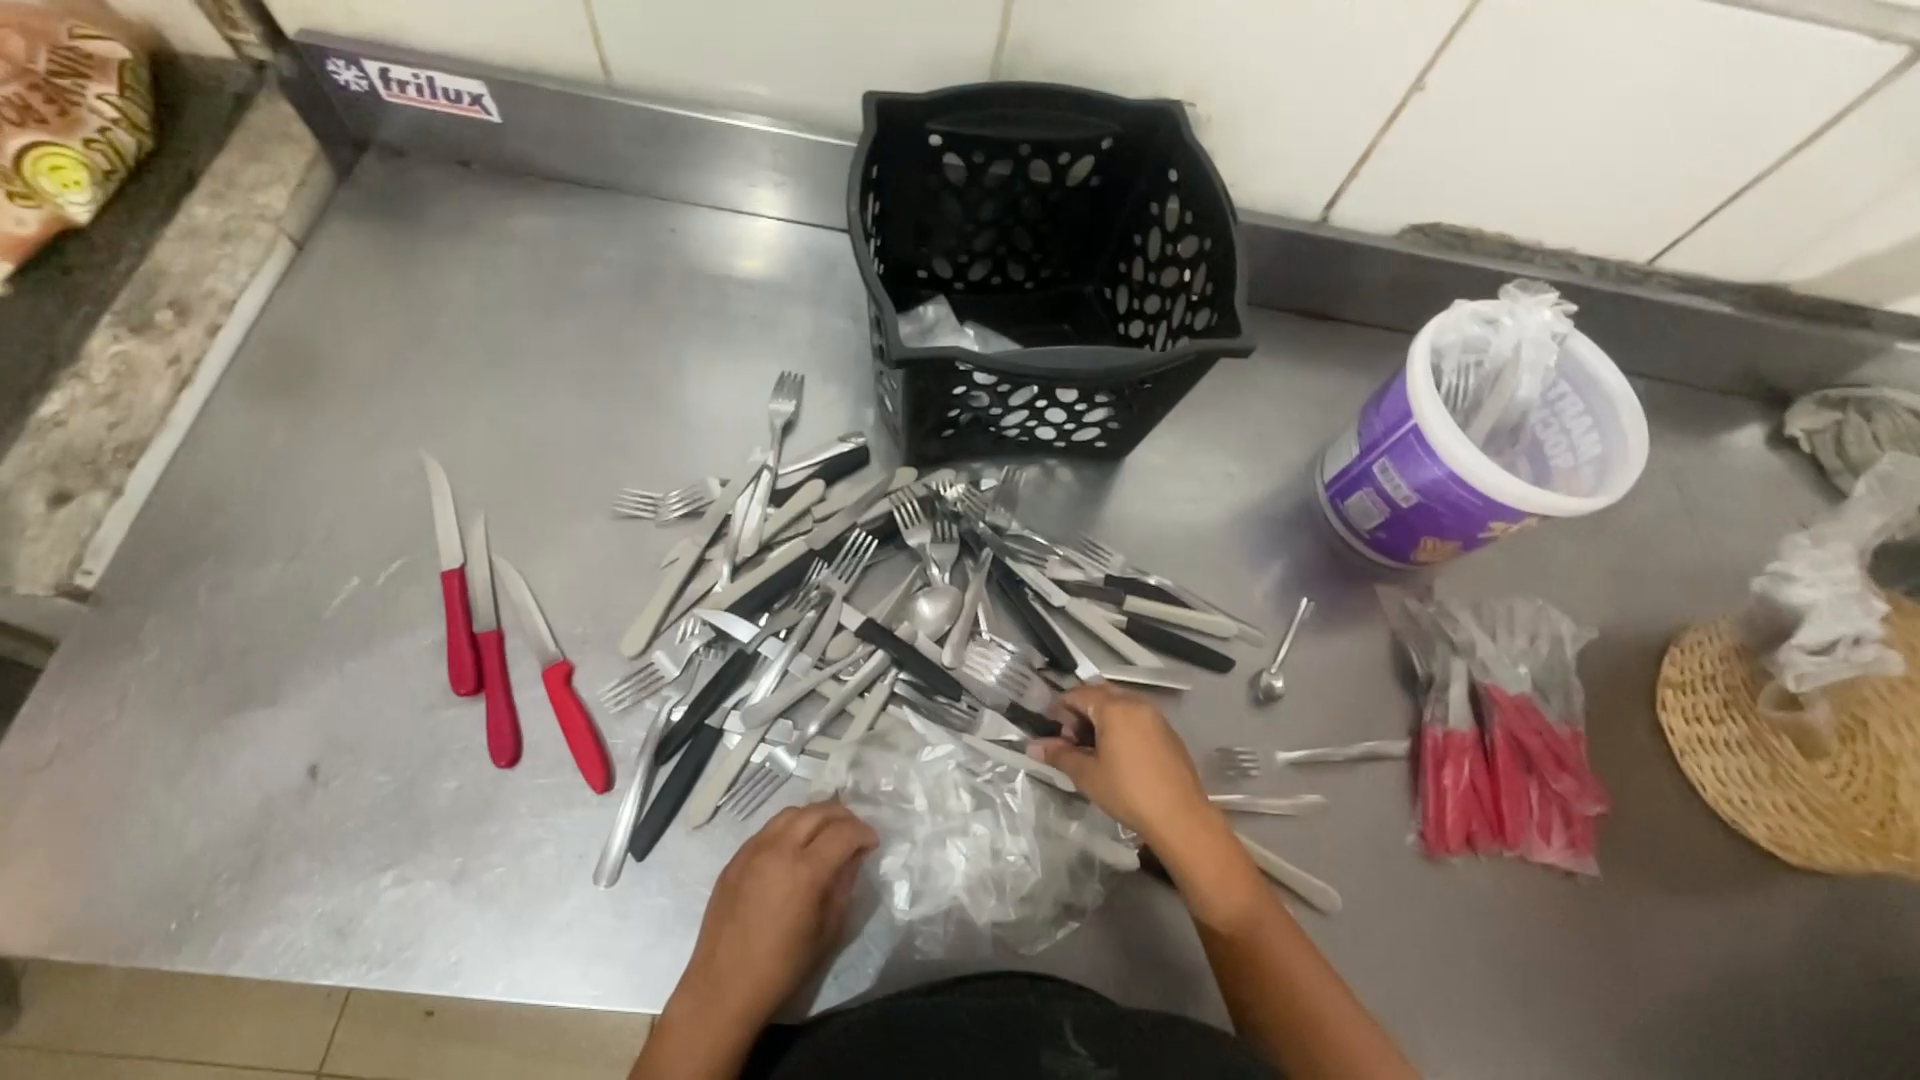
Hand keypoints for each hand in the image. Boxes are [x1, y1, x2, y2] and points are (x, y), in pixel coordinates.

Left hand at [670, 800, 877, 1028]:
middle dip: (842, 816)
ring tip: (826, 833)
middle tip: (854, 832)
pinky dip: (788, 828)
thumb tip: (854, 857)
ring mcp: (751, 851)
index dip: (864, 832)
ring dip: (814, 816)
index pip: (843, 832)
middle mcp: (777, 849)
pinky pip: (767, 829)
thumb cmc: (783, 967)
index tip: (873, 843)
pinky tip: (794, 848)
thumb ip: (844, 884)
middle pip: (817, 812)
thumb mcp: (828, 929)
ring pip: (790, 813)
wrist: (724, 987)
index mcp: (805, 870)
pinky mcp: (734, 860)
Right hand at [1028, 682, 1218, 846]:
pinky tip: (1116, 754)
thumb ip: (1059, 755)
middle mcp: (1136, 703)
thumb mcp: (1087, 774)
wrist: (1179, 816)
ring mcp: (1156, 716)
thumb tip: (1032, 746)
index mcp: (1114, 708)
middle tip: (1070, 739)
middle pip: (1100, 693)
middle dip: (1080, 711)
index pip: (1078, 694)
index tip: (1050, 729)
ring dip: (1101, 717)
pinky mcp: (1168, 732)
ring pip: (1120, 704)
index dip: (1059, 708)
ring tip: (1091, 748)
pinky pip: (1136, 716)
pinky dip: (1120, 725)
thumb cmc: (1127, 792)